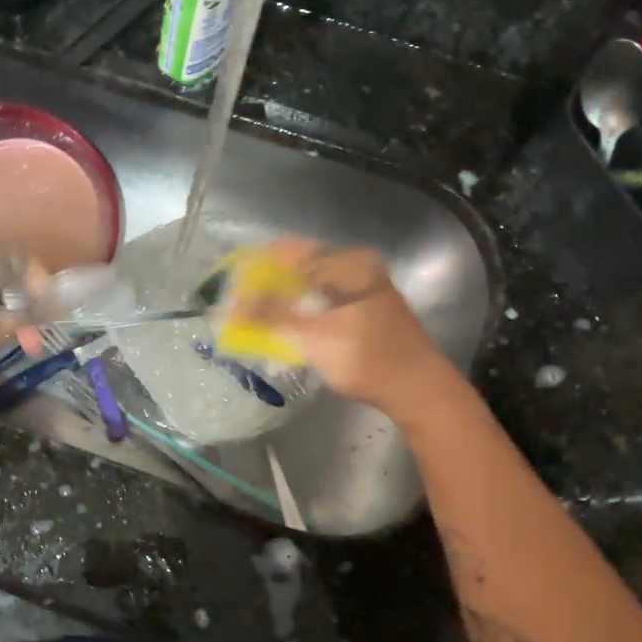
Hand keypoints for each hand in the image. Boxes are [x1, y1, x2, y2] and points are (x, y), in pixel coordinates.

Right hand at [230, 238, 459, 417]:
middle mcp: (355, 267)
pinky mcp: (360, 309)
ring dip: (279, 303)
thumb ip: (268, 317)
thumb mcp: (312, 337)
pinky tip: (281, 330)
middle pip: (297, 269)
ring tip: (252, 322)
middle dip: (264, 289)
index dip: (254, 269)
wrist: (416, 389)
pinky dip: (298, 314)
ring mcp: (360, 288)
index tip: (229, 289)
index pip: (288, 252)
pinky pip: (320, 302)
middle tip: (236, 309)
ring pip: (307, 287)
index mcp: (347, 263)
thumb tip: (225, 307)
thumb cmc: (366, 358)